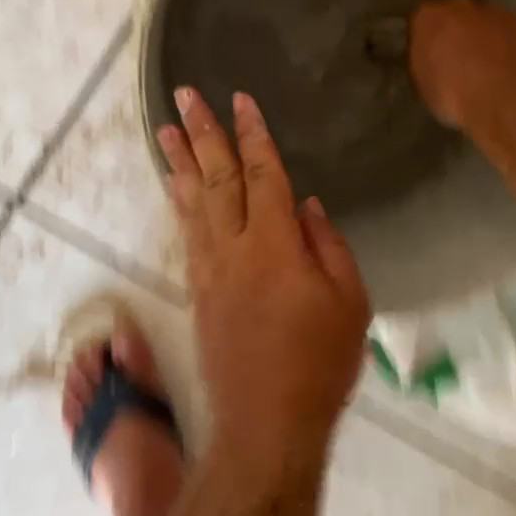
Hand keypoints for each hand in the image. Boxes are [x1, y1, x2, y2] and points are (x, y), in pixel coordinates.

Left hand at [159, 88, 371, 470]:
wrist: (264, 421)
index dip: (253, 134)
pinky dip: (179, 202)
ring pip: (193, 201)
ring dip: (179, 160)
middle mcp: (235, 247)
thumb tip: (306, 206)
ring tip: (165, 127)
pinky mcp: (198, 290)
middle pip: (217, 177)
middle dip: (203, 132)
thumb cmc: (319, 363)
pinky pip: (187, 232)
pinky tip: (175, 186)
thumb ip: (327, 247)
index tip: (241, 100)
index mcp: (275, 244)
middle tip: (184, 95)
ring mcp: (210, 269)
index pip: (263, 174)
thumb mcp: (349, 303)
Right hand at [409, 0, 515, 130]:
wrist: (507, 98)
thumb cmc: (454, 95)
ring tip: (486, 70)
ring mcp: (494, 11)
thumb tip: (430, 64)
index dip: (425, 42)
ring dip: (483, 39)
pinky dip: (507, 45)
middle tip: (456, 63)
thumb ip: (423, 65)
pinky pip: (508, 32)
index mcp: (427, 17)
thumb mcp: (423, 87)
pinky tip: (508, 69)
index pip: (420, 22)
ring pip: (483, 22)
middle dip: (454, 34)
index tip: (429, 60)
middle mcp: (460, 5)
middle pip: (453, 15)